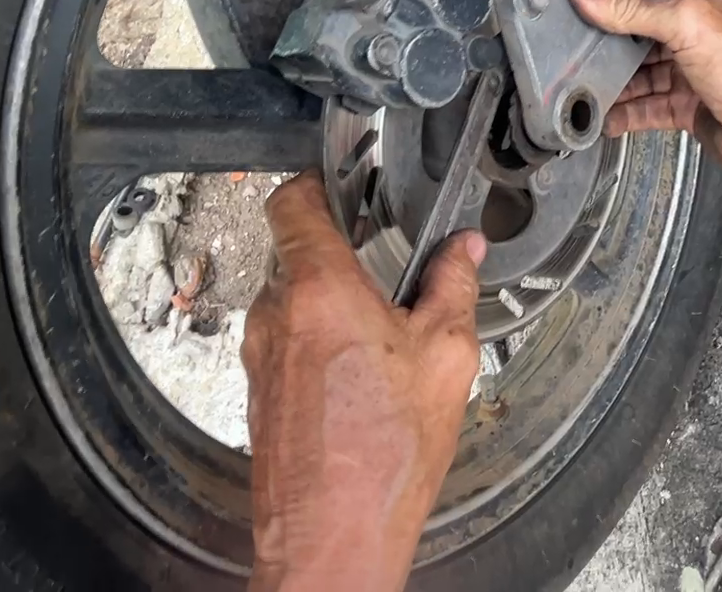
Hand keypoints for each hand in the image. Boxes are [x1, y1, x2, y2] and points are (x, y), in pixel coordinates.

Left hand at [241, 172, 485, 591]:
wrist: (332, 541)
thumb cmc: (384, 453)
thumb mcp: (446, 355)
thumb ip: (452, 285)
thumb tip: (463, 249)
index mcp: (320, 290)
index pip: (291, 202)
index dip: (314, 180)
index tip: (341, 180)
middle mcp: (276, 313)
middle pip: (296, 246)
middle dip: (340, 245)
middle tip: (384, 257)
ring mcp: (260, 352)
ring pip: (291, 291)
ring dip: (331, 292)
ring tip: (380, 319)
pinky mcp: (258, 386)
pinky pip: (286, 331)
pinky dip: (318, 328)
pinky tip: (360, 362)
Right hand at [567, 0, 721, 190]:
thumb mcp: (686, 27)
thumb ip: (632, 9)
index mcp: (707, 8)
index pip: (651, 2)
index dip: (615, 8)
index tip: (576, 11)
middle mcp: (701, 40)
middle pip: (643, 41)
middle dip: (610, 51)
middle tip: (569, 55)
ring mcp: (695, 77)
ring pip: (643, 78)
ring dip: (614, 85)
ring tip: (577, 90)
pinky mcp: (690, 110)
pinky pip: (649, 109)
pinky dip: (625, 114)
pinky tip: (601, 119)